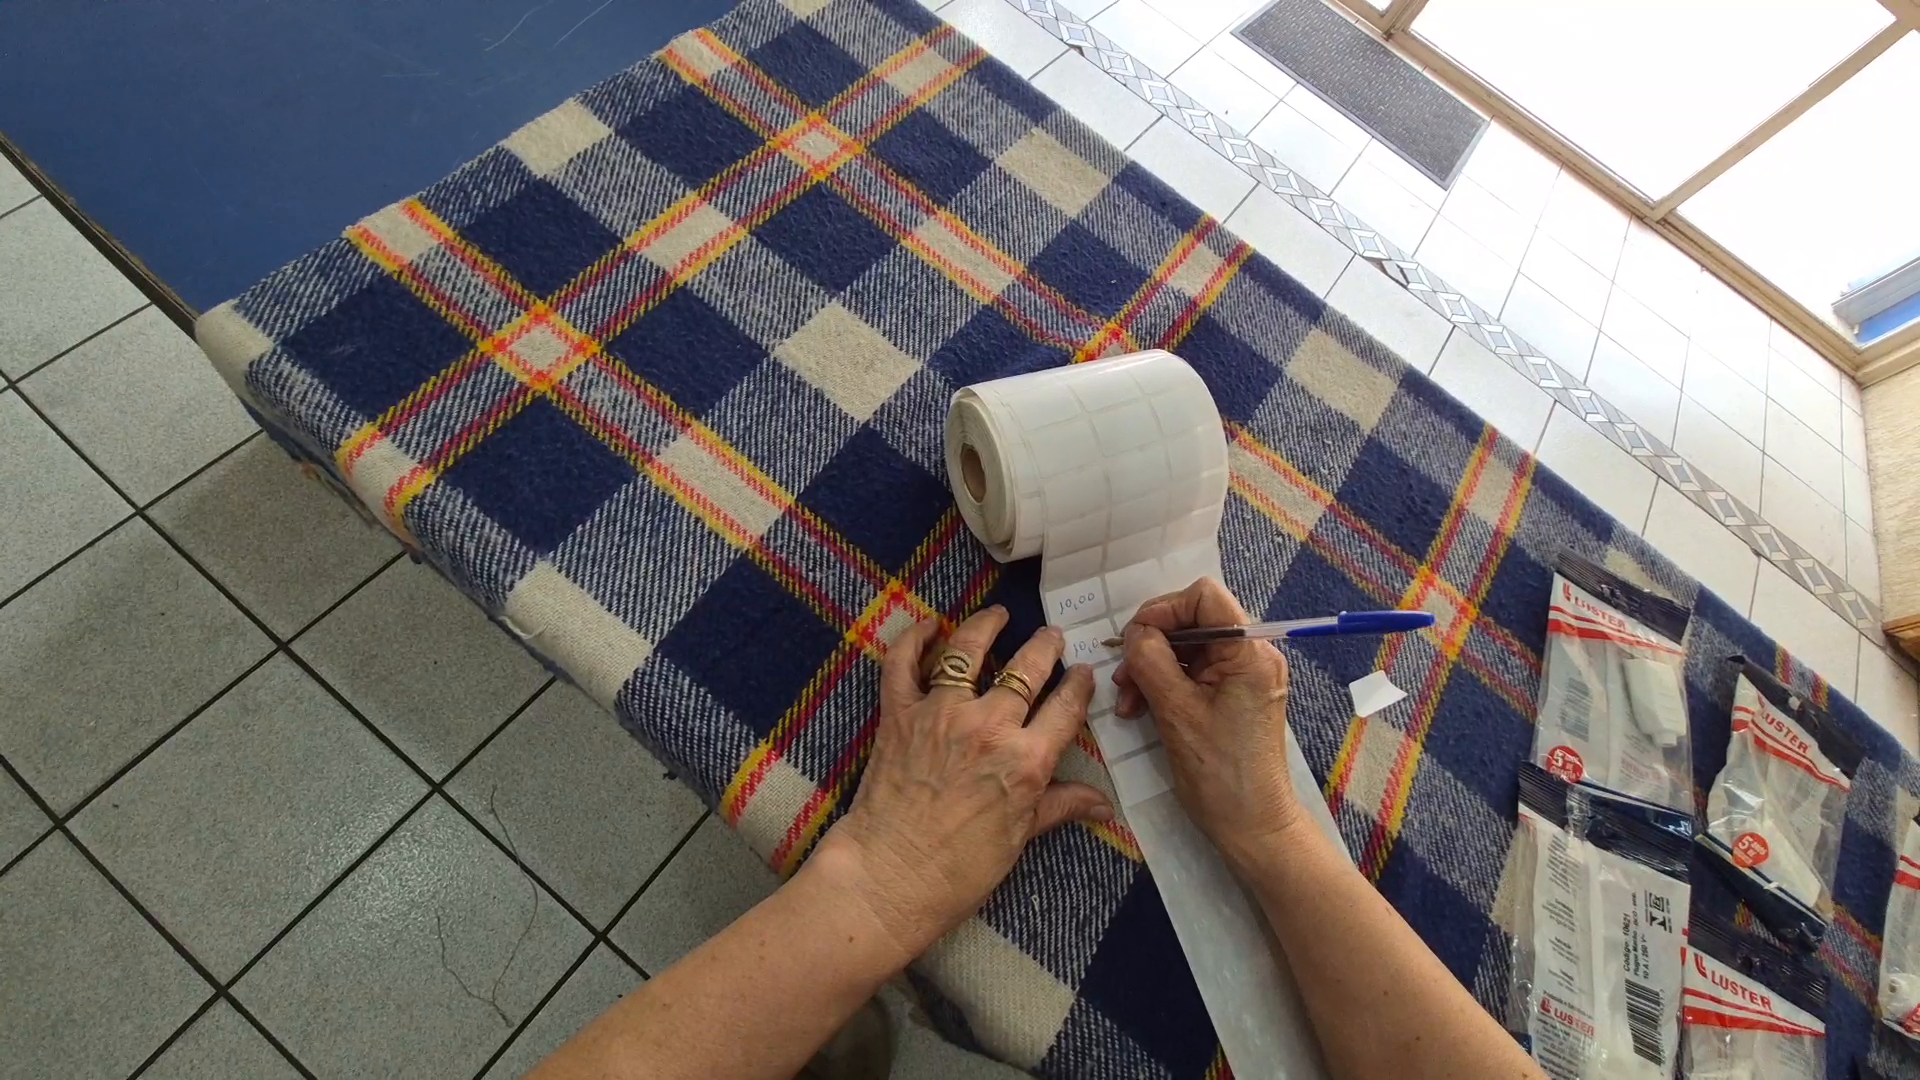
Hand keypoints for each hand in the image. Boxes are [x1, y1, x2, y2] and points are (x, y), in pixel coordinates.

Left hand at [808, 606, 1113, 965]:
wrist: (891, 877)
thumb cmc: (962, 868)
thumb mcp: (1020, 838)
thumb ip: (1059, 806)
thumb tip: (1105, 803)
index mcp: (1026, 760)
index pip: (1065, 708)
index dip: (1079, 685)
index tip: (1084, 671)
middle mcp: (989, 725)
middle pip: (1026, 670)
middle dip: (1045, 646)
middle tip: (1052, 635)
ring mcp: (941, 712)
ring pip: (968, 650)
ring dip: (987, 625)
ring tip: (998, 613)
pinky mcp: (900, 712)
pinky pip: (903, 663)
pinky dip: (912, 639)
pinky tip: (927, 625)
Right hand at [1112, 578, 1301, 869]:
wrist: (1252, 827)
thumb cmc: (1219, 772)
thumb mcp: (1175, 711)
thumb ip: (1151, 660)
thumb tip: (1135, 633)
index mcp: (1249, 653)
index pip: (1204, 597)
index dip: (1164, 609)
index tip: (1136, 638)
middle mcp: (1252, 655)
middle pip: (1192, 620)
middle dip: (1152, 644)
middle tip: (1124, 676)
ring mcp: (1242, 675)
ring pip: (1185, 647)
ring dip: (1150, 667)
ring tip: (1127, 700)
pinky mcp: (1231, 694)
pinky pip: (1190, 672)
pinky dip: (1162, 684)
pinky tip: (1139, 708)